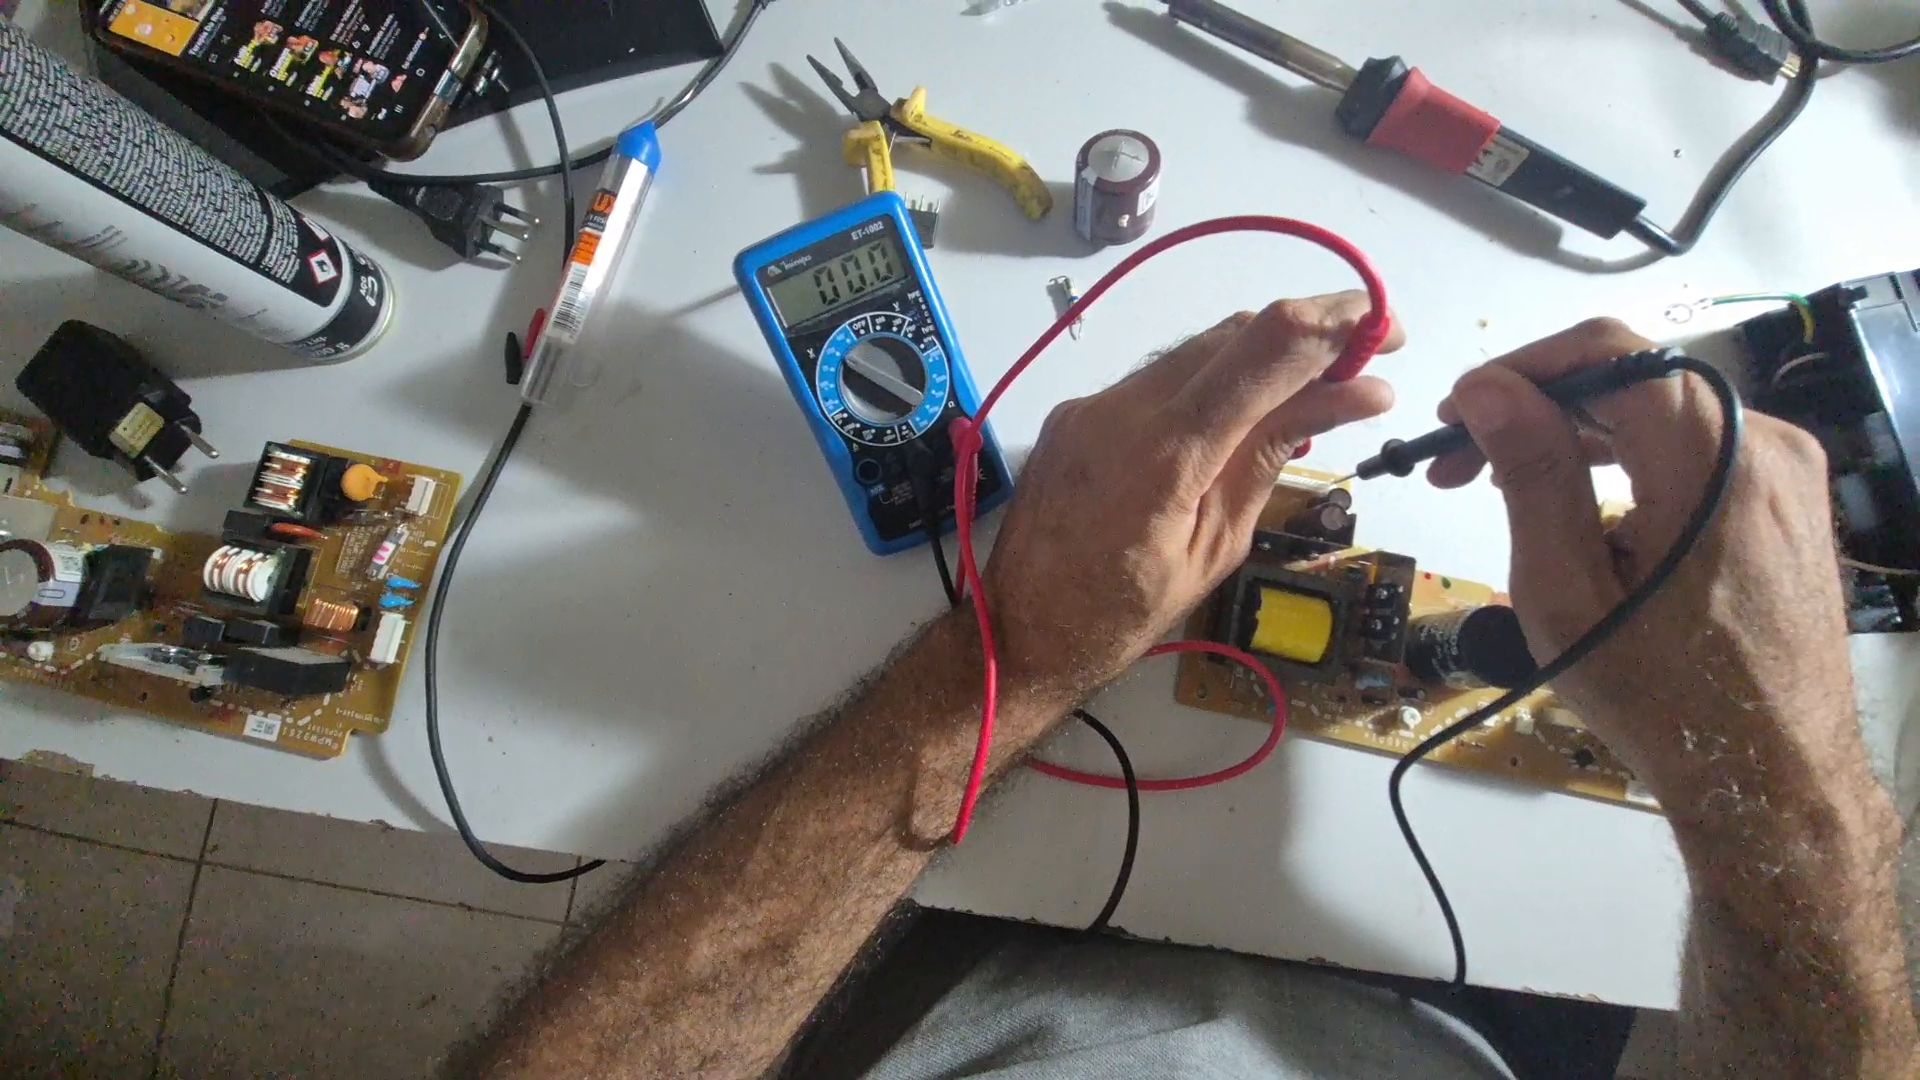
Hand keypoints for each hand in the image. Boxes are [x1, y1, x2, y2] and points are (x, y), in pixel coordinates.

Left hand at [983, 292, 1400, 712]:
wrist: (1021, 629)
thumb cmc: (1125, 614)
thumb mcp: (1216, 544)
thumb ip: (1272, 456)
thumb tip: (1353, 395)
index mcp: (1166, 454)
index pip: (1266, 348)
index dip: (1337, 323)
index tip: (1384, 332)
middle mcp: (1120, 410)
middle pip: (1232, 334)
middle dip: (1305, 336)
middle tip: (1357, 364)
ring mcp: (1088, 407)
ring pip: (1190, 351)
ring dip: (1254, 359)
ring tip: (1301, 395)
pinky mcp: (1070, 414)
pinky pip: (1151, 380)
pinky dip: (1202, 384)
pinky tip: (1229, 416)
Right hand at [1431, 319, 1871, 818]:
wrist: (1763, 766)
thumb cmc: (1650, 685)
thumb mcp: (1564, 584)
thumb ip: (1533, 474)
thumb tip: (1487, 390)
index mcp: (1714, 464)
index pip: (1614, 354)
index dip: (1520, 367)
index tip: (1455, 417)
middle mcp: (1763, 446)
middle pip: (1626, 378)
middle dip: (1525, 406)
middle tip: (1450, 464)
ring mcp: (1776, 471)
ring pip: (1646, 409)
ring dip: (1556, 433)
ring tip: (1487, 483)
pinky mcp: (1770, 497)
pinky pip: (1674, 444)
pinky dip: (1602, 456)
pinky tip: (1557, 495)